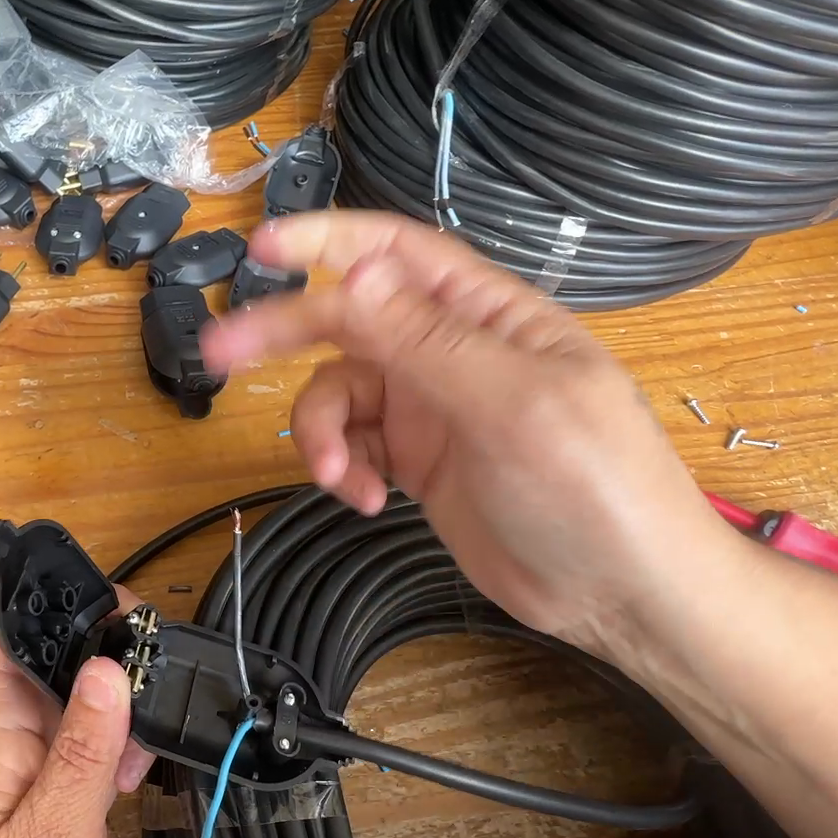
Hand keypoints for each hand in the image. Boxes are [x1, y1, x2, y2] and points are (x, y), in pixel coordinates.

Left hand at [0, 589, 154, 837]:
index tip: (51, 572)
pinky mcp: (64, 792)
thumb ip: (81, 752)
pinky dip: (119, 739)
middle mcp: (17, 742)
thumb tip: (106, 672)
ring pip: (76, 701)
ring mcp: (41, 767)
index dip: (14, 602)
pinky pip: (92, 742)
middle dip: (85, 639)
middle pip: (45, 663)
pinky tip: (136, 759)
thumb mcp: (53, 831)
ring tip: (144, 706)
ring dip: (111, 693)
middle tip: (133, 630)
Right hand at [201, 211, 740, 662]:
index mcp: (483, 315)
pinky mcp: (410, 458)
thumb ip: (423, 338)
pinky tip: (363, 498)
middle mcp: (446, 350)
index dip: (325, 241)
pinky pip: (348, 444)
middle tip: (219, 353)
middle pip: (344, 323)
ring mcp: (425, 406)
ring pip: (335, 392)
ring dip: (321, 433)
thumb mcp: (510, 405)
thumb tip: (352, 269)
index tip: (262, 248)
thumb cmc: (593, 489)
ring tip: (338, 478)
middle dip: (281, 336)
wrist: (618, 596)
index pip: (394, 255)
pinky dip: (340, 467)